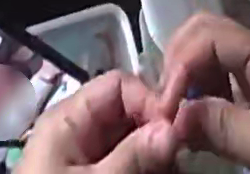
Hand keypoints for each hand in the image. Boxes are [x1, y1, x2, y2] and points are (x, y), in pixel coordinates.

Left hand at [17, 72, 179, 173]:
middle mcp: (79, 131)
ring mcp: (85, 160)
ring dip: (154, 158)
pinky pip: (125, 166)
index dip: (149, 99)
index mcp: (69, 118)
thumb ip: (133, 156)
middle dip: (156, 133)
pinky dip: (145, 171)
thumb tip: (174, 126)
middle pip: (128, 113)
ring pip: (131, 143)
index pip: (118, 86)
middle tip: (179, 159)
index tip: (177, 130)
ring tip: (174, 171)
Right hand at [156, 14, 249, 173]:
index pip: (207, 35)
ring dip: (185, 77)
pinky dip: (197, 93)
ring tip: (172, 114)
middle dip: (178, 62)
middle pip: (203, 34)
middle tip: (162, 106)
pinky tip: (190, 120)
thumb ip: (220, 126)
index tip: (163, 107)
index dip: (180, 65)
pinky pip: (216, 80)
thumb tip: (172, 116)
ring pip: (206, 55)